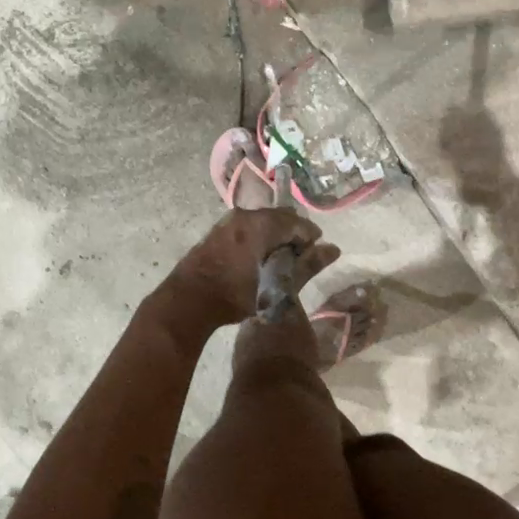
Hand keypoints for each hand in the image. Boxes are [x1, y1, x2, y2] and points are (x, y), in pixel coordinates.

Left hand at [168, 209, 338, 326]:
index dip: (309, 234)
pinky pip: (246, 227)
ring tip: (282, 256)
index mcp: (257, 225)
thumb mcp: (273, 284)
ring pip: (260, 221)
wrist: (186, 302)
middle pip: (277, 217)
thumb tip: (332, 250)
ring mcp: (225, 223)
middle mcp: (242, 216)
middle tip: (302, 253)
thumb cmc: (232, 295)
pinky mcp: (216, 232)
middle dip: (292, 232)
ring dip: (275, 234)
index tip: (317, 248)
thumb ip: (304, 266)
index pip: (294, 221)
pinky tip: (260, 256)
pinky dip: (259, 237)